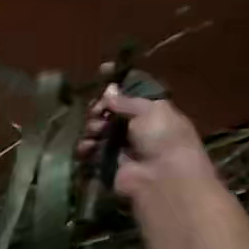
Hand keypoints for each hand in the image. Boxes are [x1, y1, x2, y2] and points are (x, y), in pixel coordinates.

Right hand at [76, 71, 215, 199]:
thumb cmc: (163, 137)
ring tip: (94, 131)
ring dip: (92, 127)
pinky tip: (86, 147)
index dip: (117, 83)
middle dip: (99, 108)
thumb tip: (108, 90)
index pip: (131, 93)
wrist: (162, 177)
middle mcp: (136, 128)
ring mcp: (120, 147)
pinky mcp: (107, 164)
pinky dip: (85, 147)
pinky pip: (90, 151)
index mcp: (152, 112)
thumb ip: (126, 100)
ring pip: (97, 129)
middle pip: (109, 111)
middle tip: (97, 112)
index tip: (102, 70)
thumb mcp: (150, 110)